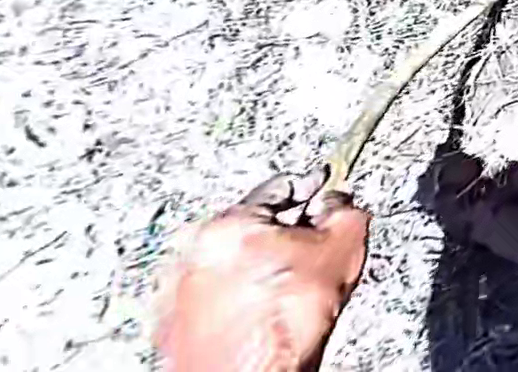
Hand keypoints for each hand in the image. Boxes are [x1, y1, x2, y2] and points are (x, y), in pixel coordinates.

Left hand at [155, 166, 369, 371]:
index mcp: (223, 226)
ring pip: (236, 259)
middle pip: (254, 224)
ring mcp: (173, 298)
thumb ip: (345, 206)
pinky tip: (273, 302)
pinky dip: (246, 289)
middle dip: (288, 229)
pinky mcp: (172, 330)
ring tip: (298, 275)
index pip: (282, 186)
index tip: (330, 193)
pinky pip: (219, 292)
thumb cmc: (289, 315)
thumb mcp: (345, 239)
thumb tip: (336, 203)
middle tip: (317, 239)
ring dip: (266, 260)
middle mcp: (187, 257)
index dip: (315, 189)